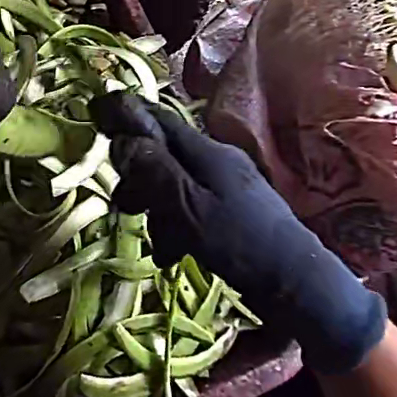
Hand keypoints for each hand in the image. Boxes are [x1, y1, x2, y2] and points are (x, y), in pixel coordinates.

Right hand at [92, 93, 383, 372]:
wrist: (300, 285)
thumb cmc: (242, 244)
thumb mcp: (190, 209)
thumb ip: (156, 174)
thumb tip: (124, 140)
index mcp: (207, 153)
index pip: (159, 121)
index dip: (127, 115)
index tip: (96, 111)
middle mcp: (217, 161)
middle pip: (164, 155)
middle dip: (140, 179)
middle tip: (125, 206)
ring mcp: (228, 185)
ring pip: (176, 184)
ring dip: (158, 209)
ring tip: (158, 243)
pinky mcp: (234, 210)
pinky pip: (193, 205)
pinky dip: (178, 224)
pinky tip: (176, 252)